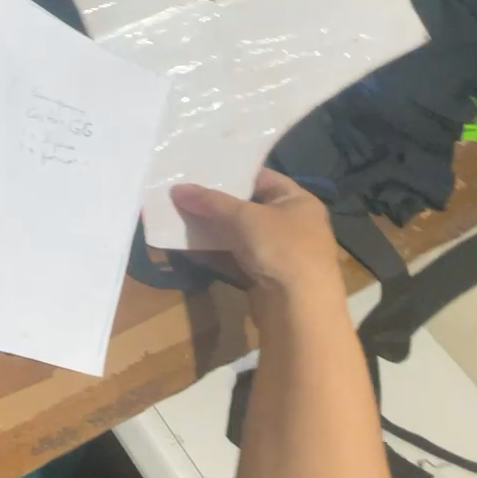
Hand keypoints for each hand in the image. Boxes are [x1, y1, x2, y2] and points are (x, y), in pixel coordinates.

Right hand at [170, 169, 342, 304]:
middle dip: (213, 202)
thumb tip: (177, 189)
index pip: (261, 177)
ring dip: (210, 227)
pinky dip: (213, 249)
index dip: (231, 173)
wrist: (300, 307)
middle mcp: (291, 222)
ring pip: (237, 231)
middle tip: (181, 193)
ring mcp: (277, 249)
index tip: (199, 170)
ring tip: (178, 217)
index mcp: (298, 201)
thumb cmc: (281, 249)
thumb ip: (209, 201)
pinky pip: (233, 253)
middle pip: (246, 205)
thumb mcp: (244, 217)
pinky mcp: (263, 271)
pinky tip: (187, 246)